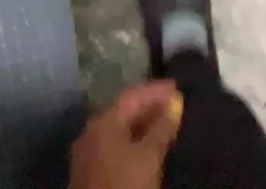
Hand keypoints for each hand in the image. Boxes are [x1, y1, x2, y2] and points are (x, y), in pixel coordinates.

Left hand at [70, 80, 185, 188]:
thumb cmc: (125, 185)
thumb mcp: (150, 156)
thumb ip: (163, 128)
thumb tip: (175, 103)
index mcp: (103, 121)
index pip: (132, 96)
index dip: (156, 90)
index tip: (176, 87)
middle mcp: (92, 130)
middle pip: (124, 110)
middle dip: (149, 106)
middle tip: (173, 104)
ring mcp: (89, 151)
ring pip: (119, 129)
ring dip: (142, 125)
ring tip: (165, 124)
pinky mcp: (90, 170)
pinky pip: (115, 144)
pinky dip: (133, 140)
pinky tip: (147, 146)